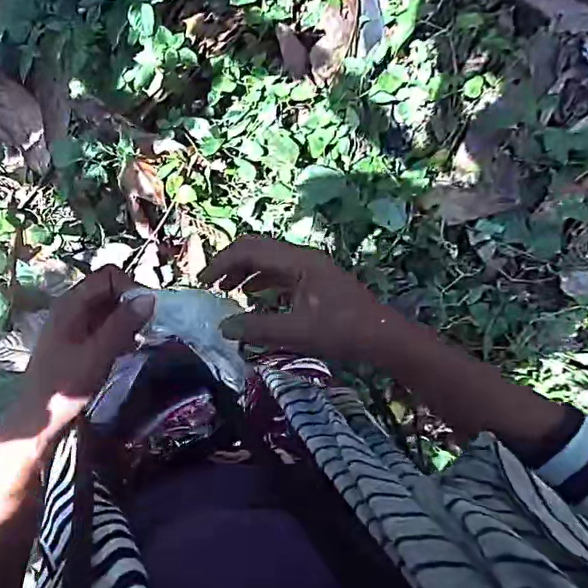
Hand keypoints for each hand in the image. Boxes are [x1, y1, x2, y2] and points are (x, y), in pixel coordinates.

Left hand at [3, 265, 153, 444]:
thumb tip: (149, 297)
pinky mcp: (77, 342)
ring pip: (108, 309)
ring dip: (126, 321)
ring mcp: (72, 325)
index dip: (130, 287)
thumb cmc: (64, 386)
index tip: (147, 312)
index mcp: (71, 304)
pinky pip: (103, 326)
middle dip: (130, 305)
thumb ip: (122, 325)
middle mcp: (71, 308)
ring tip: (136, 342)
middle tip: (145, 329)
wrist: (38, 419)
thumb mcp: (97, 354)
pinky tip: (125, 351)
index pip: (108, 276)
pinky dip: (118, 334)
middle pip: (108, 290)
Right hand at [200, 235, 385, 360]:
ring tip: (225, 290)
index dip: (221, 263)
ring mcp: (310, 268)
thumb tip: (224, 327)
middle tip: (209, 283)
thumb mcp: (296, 333)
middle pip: (256, 248)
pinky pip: (278, 272)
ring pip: (267, 260)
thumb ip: (257, 328)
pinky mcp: (314, 280)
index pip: (249, 250)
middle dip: (229, 263)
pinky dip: (259, 281)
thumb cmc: (343, 332)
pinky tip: (251, 297)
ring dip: (243, 271)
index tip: (202, 282)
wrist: (385, 338)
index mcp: (298, 262)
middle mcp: (302, 257)